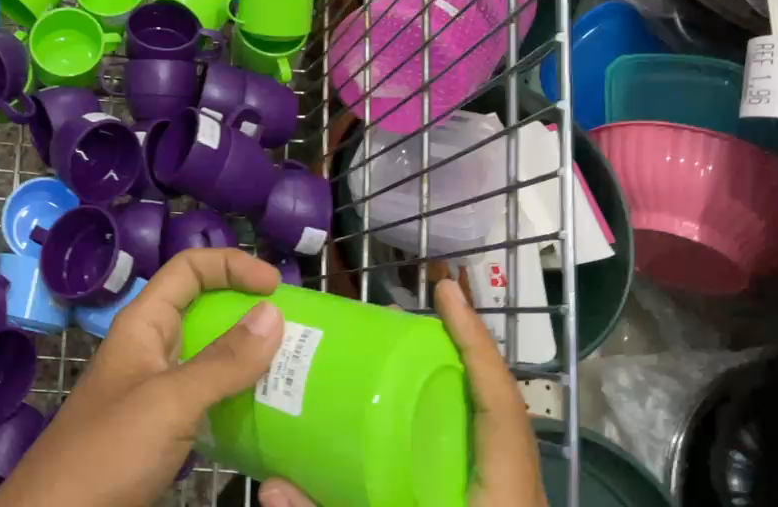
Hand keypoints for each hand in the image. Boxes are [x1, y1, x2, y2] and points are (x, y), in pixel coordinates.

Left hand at [0, 248, 283, 506]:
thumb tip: (273, 312)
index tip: (275, 286)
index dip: (230, 265)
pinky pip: (207, 397)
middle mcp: (150, 346)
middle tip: (294, 331)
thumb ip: (221, 362)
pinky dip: (236, 397)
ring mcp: (154, 388)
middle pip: (202, 309)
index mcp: (144, 323)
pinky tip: (265, 413)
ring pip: (208, 356)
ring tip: (292, 371)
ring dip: (247, 358)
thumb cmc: (109, 448)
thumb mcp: (169, 402)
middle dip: (247, 313)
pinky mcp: (161, 427)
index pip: (188, 269)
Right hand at [256, 279, 547, 506]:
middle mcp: (511, 499)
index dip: (477, 343)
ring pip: (483, 443)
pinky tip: (401, 435)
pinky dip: (442, 438)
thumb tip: (266, 482)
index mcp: (504, 499)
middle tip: (407, 324)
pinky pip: (468, 470)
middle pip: (494, 413)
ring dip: (451, 398)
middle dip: (459, 360)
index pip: (500, 404)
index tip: (447, 292)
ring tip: (401, 364)